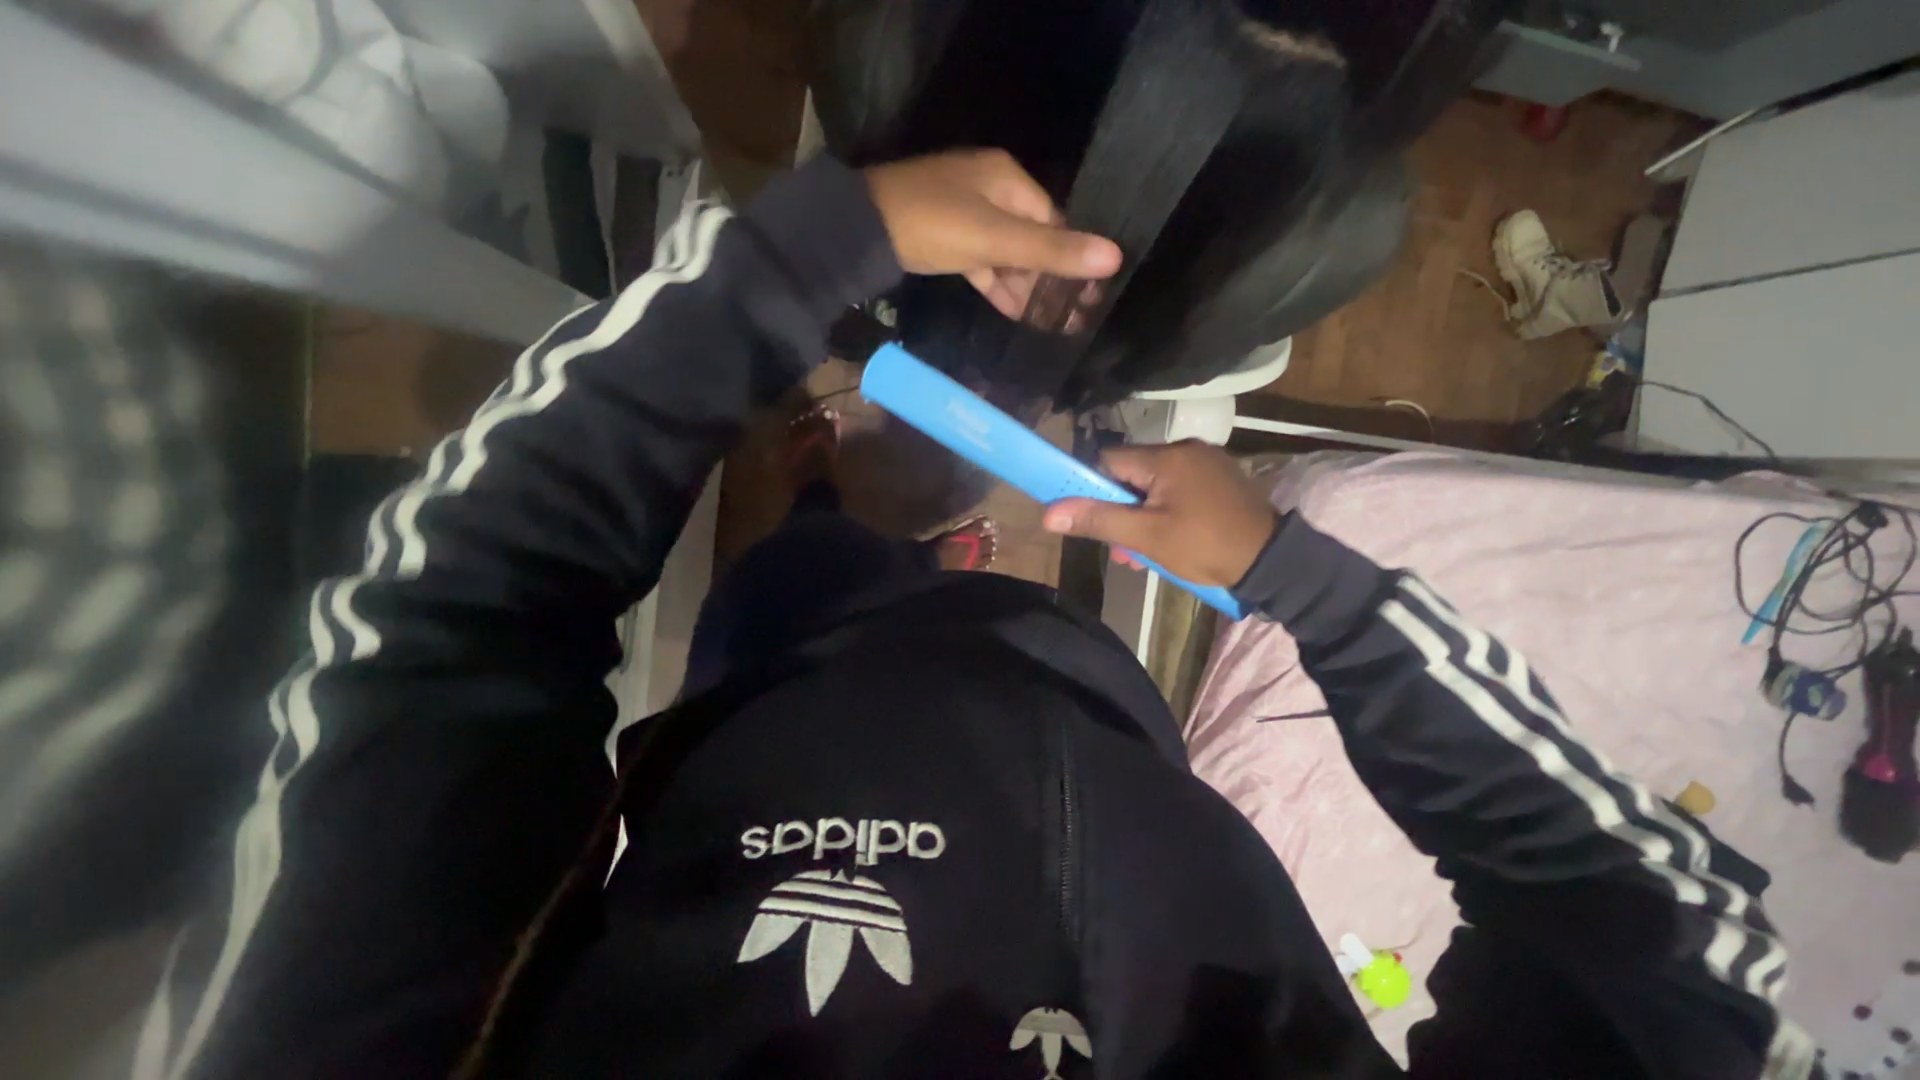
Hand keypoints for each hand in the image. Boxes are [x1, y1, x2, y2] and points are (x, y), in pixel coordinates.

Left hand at [864, 150, 1122, 319]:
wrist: (859, 230)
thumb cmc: (933, 225)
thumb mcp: (995, 239)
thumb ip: (1052, 251)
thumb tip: (1114, 256)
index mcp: (1007, 178)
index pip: (1053, 219)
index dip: (1072, 256)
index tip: (1089, 293)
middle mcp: (989, 189)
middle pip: (1032, 236)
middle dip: (1051, 276)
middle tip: (1074, 316)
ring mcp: (964, 213)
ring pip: (1006, 252)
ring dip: (1025, 285)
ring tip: (1051, 323)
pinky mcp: (943, 238)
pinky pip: (981, 261)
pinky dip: (997, 284)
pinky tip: (1016, 312)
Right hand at [1042, 441, 1278, 587]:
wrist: (1272, 562)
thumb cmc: (1206, 547)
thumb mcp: (1147, 538)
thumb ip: (1099, 520)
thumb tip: (1049, 513)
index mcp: (1167, 457)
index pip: (1108, 460)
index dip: (1092, 488)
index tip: (1092, 519)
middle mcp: (1186, 449)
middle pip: (1131, 473)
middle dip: (1119, 510)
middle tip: (1121, 549)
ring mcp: (1207, 462)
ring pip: (1154, 485)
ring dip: (1142, 516)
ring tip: (1143, 554)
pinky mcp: (1220, 479)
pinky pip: (1178, 489)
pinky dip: (1166, 511)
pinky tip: (1168, 541)